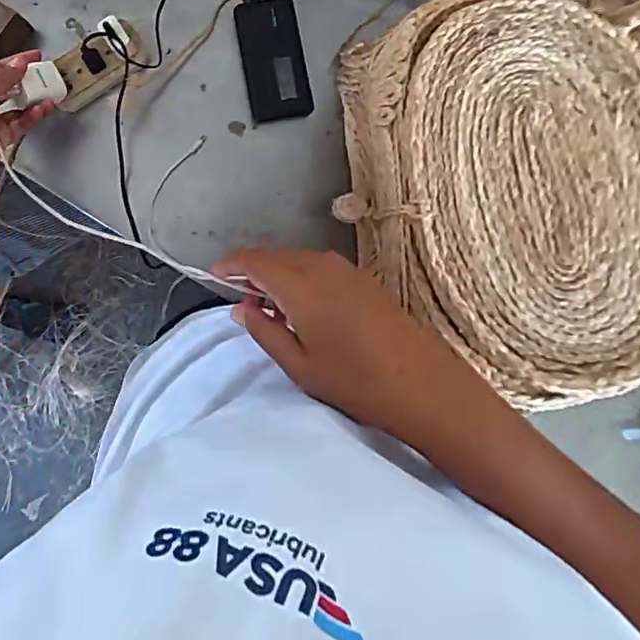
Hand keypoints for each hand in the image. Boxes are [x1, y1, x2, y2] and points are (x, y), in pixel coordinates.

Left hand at [0, 51, 56, 191]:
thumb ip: (2, 77)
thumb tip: (21, 63)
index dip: (16, 61)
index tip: (36, 55)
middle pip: (10, 87)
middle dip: (28, 80)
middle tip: (48, 74)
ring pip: (19, 105)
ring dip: (34, 99)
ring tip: (50, 92)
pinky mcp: (5, 137)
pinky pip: (22, 123)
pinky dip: (33, 116)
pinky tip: (43, 109)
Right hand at [213, 248, 508, 453]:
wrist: (424, 383)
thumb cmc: (356, 381)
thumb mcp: (300, 365)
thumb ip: (265, 331)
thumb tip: (242, 308)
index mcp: (300, 284)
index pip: (256, 261)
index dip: (232, 265)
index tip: (215, 273)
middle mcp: (321, 266)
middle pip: (276, 256)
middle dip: (254, 270)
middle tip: (240, 296)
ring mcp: (346, 269)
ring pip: (298, 259)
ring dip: (278, 273)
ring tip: (269, 305)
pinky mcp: (363, 278)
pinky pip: (319, 266)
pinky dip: (300, 277)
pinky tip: (302, 305)